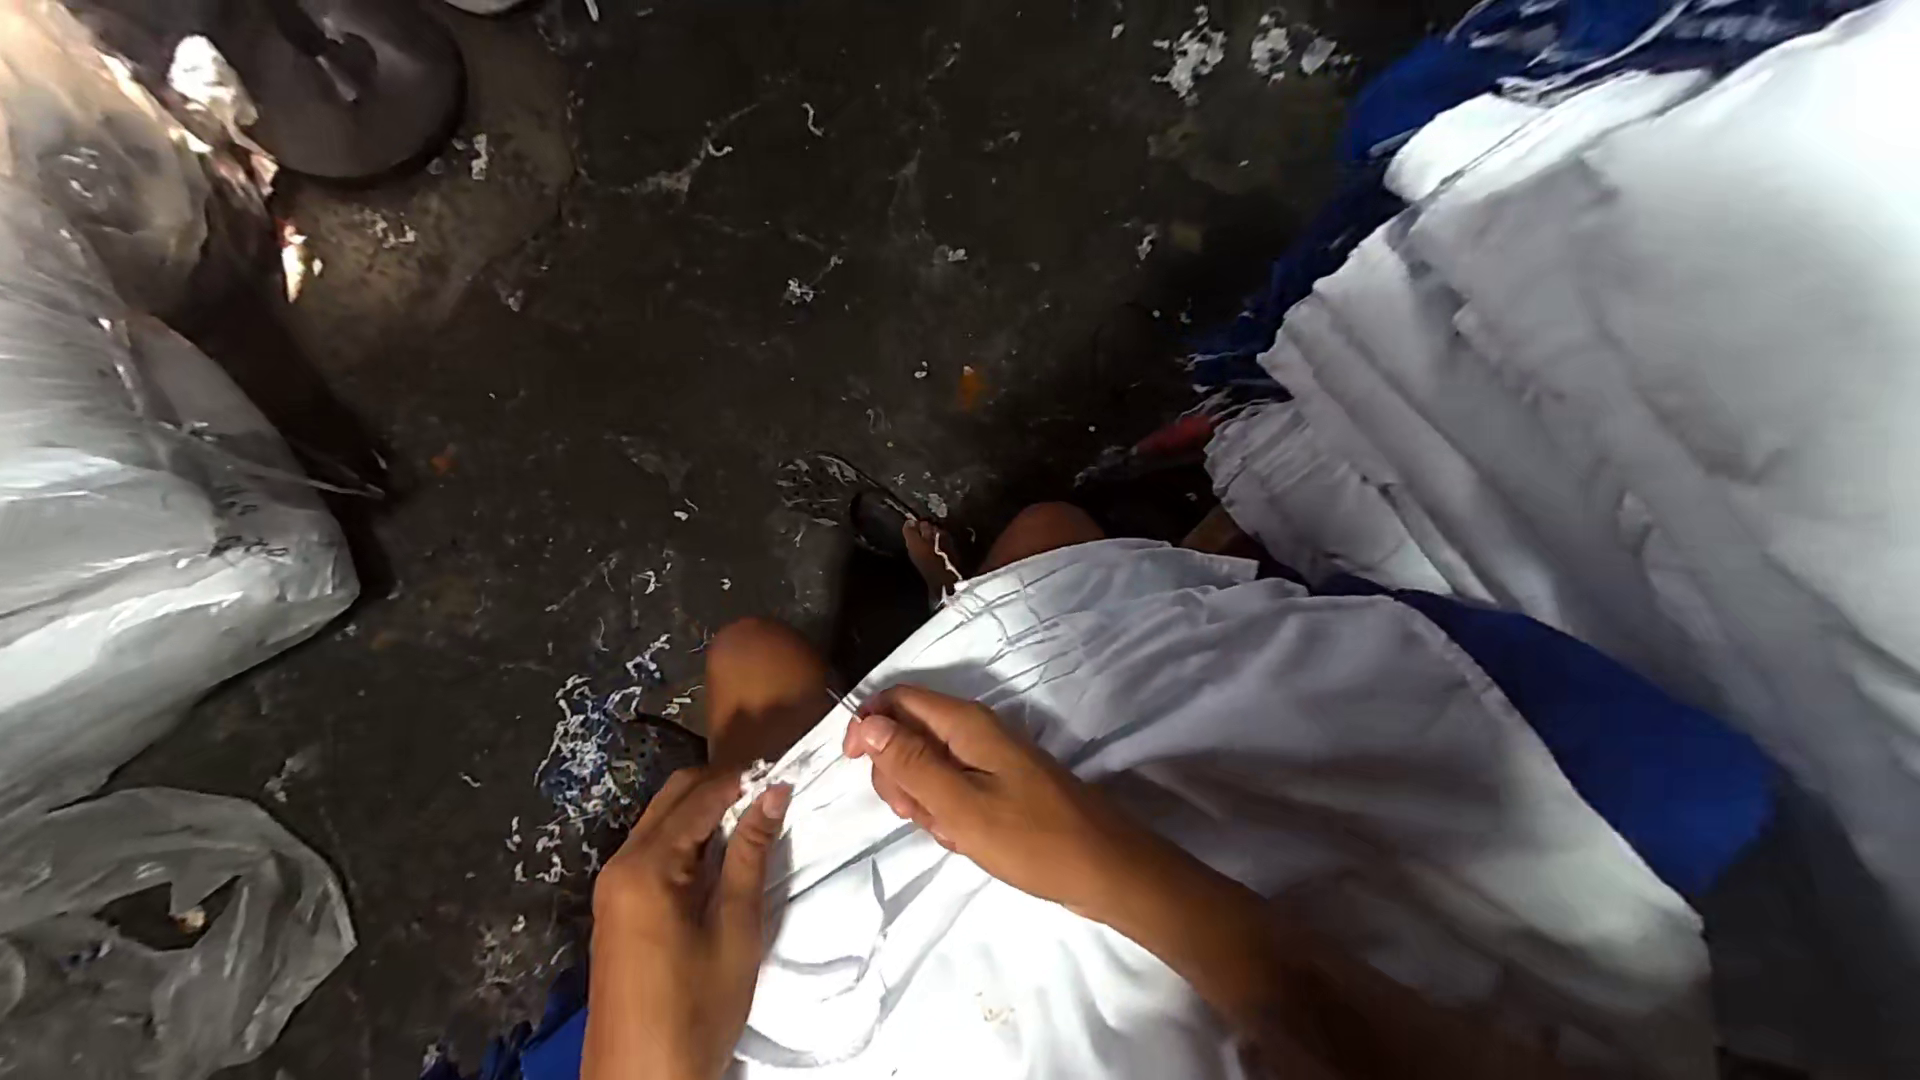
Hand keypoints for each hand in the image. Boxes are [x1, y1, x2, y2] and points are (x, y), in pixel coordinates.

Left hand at [583, 767, 789, 1079]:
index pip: (701, 795)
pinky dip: (689, 834)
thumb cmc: (696, 1007)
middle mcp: (622, 862)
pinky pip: (654, 844)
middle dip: (723, 786)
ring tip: (752, 822)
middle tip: (769, 798)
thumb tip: (775, 790)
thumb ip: (751, 851)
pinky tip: (721, 853)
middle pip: (675, 794)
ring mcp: (613, 883)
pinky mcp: (616, 903)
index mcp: (648, 866)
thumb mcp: (736, 927)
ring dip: (706, 808)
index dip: (745, 780)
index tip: (783, 776)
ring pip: (664, 816)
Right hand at [842, 684, 1149, 917]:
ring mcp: (985, 756)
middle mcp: (973, 729)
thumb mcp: (960, 805)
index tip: (854, 766)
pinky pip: (950, 788)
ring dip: (923, 801)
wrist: (1103, 868)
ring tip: (953, 831)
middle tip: (920, 813)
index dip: (868, 725)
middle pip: (907, 733)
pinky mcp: (994, 781)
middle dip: (899, 775)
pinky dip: (947, 813)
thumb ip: (911, 762)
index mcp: (964, 722)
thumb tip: (867, 723)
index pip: (898, 699)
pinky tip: (966, 837)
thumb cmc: (1030, 837)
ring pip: (925, 766)